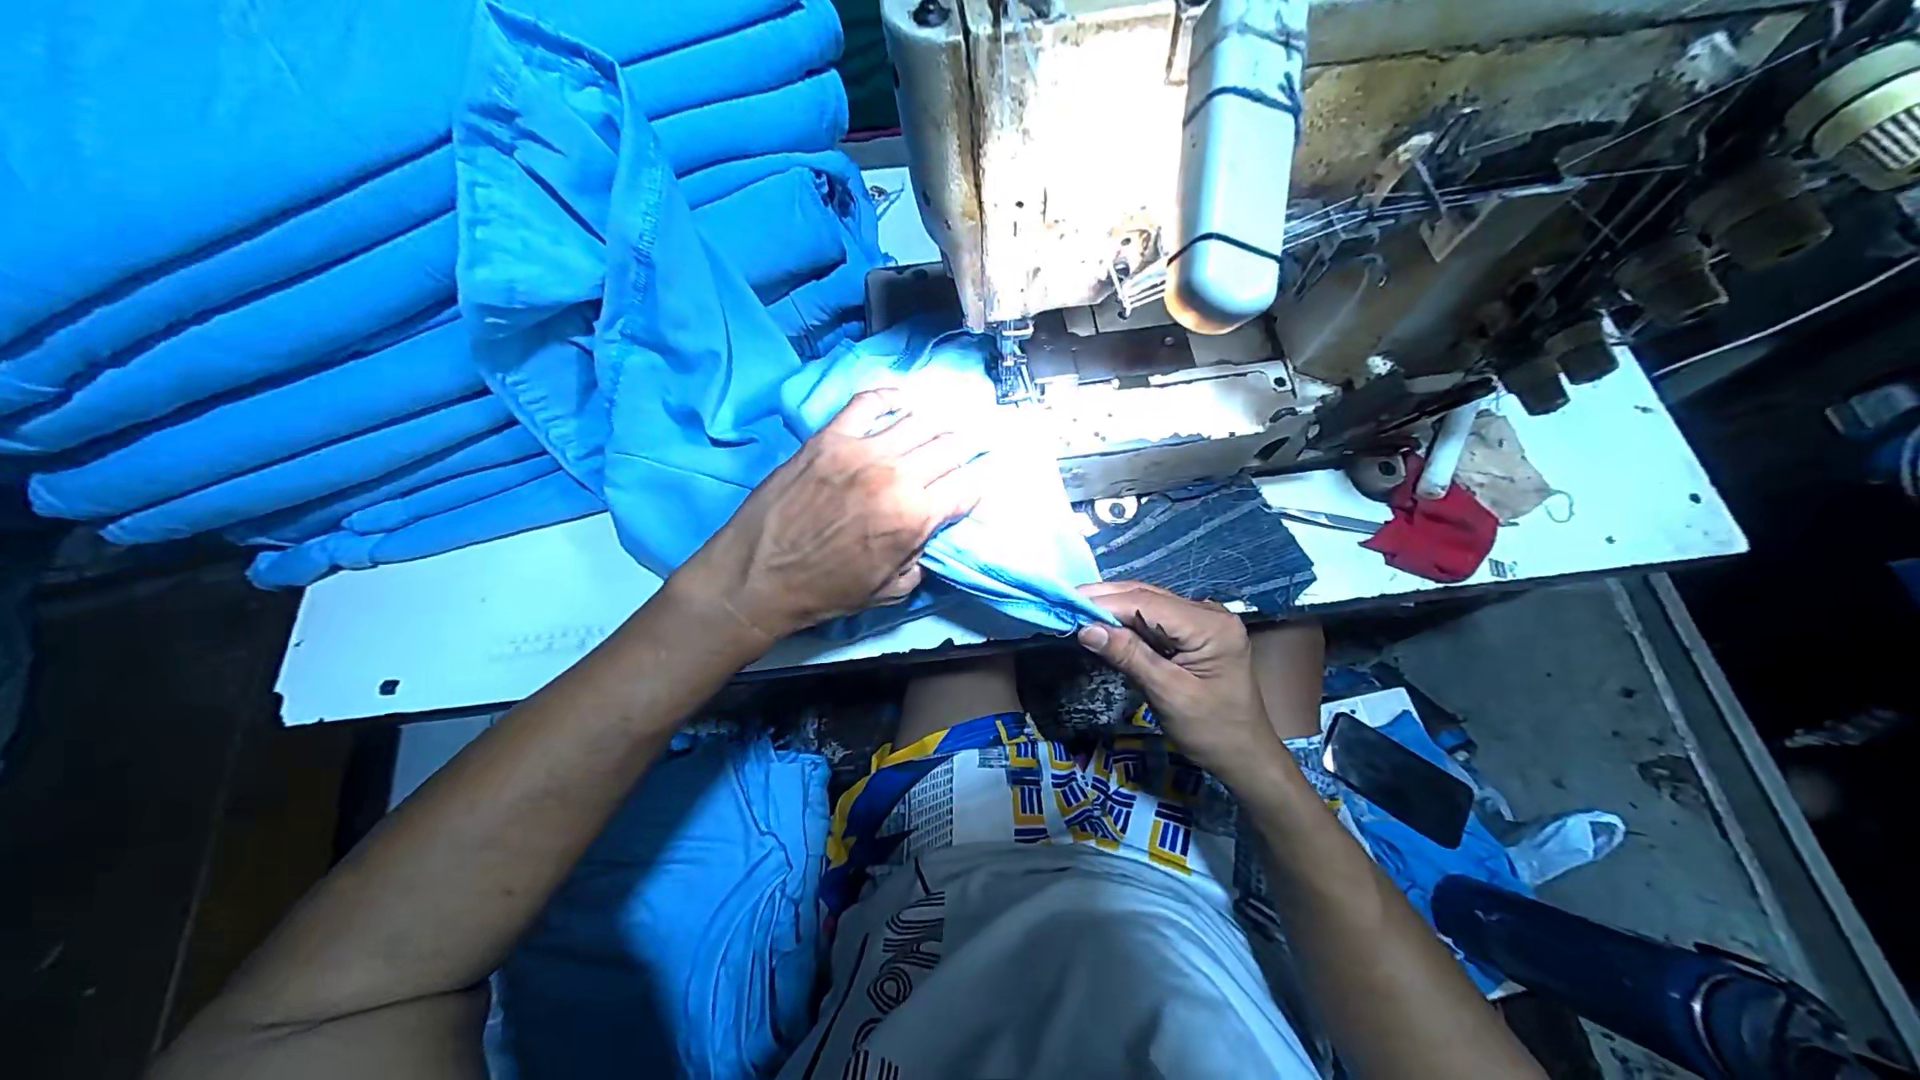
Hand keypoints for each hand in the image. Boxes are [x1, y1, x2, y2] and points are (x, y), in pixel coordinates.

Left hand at [679, 389, 984, 644]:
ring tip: (936, 428)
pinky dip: (889, 398)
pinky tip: (900, 402)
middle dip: (964, 450)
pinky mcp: (829, 438)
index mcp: (914, 518)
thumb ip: (918, 557)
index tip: (976, 482)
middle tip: (965, 450)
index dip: (977, 484)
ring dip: (935, 425)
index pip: (966, 487)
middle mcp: (896, 477)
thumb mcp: (888, 590)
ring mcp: (861, 452)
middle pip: (949, 448)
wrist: (758, 577)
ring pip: (917, 421)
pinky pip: (868, 403)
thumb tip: (926, 533)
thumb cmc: (825, 592)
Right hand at [1076, 583, 1314, 783]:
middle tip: (1065, 603)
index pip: (1147, 603)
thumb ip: (1129, 656)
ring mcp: (1203, 621)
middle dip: (1105, 599)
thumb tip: (1086, 629)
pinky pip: (1156, 617)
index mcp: (1210, 626)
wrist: (1245, 756)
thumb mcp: (1167, 694)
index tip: (1068, 605)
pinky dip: (1127, 619)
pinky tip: (1104, 622)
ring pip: (1149, 603)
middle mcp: (1209, 613)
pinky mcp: (1195, 632)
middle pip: (1148, 596)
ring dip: (1113, 607)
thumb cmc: (1211, 731)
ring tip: (1076, 609)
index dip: (1105, 602)